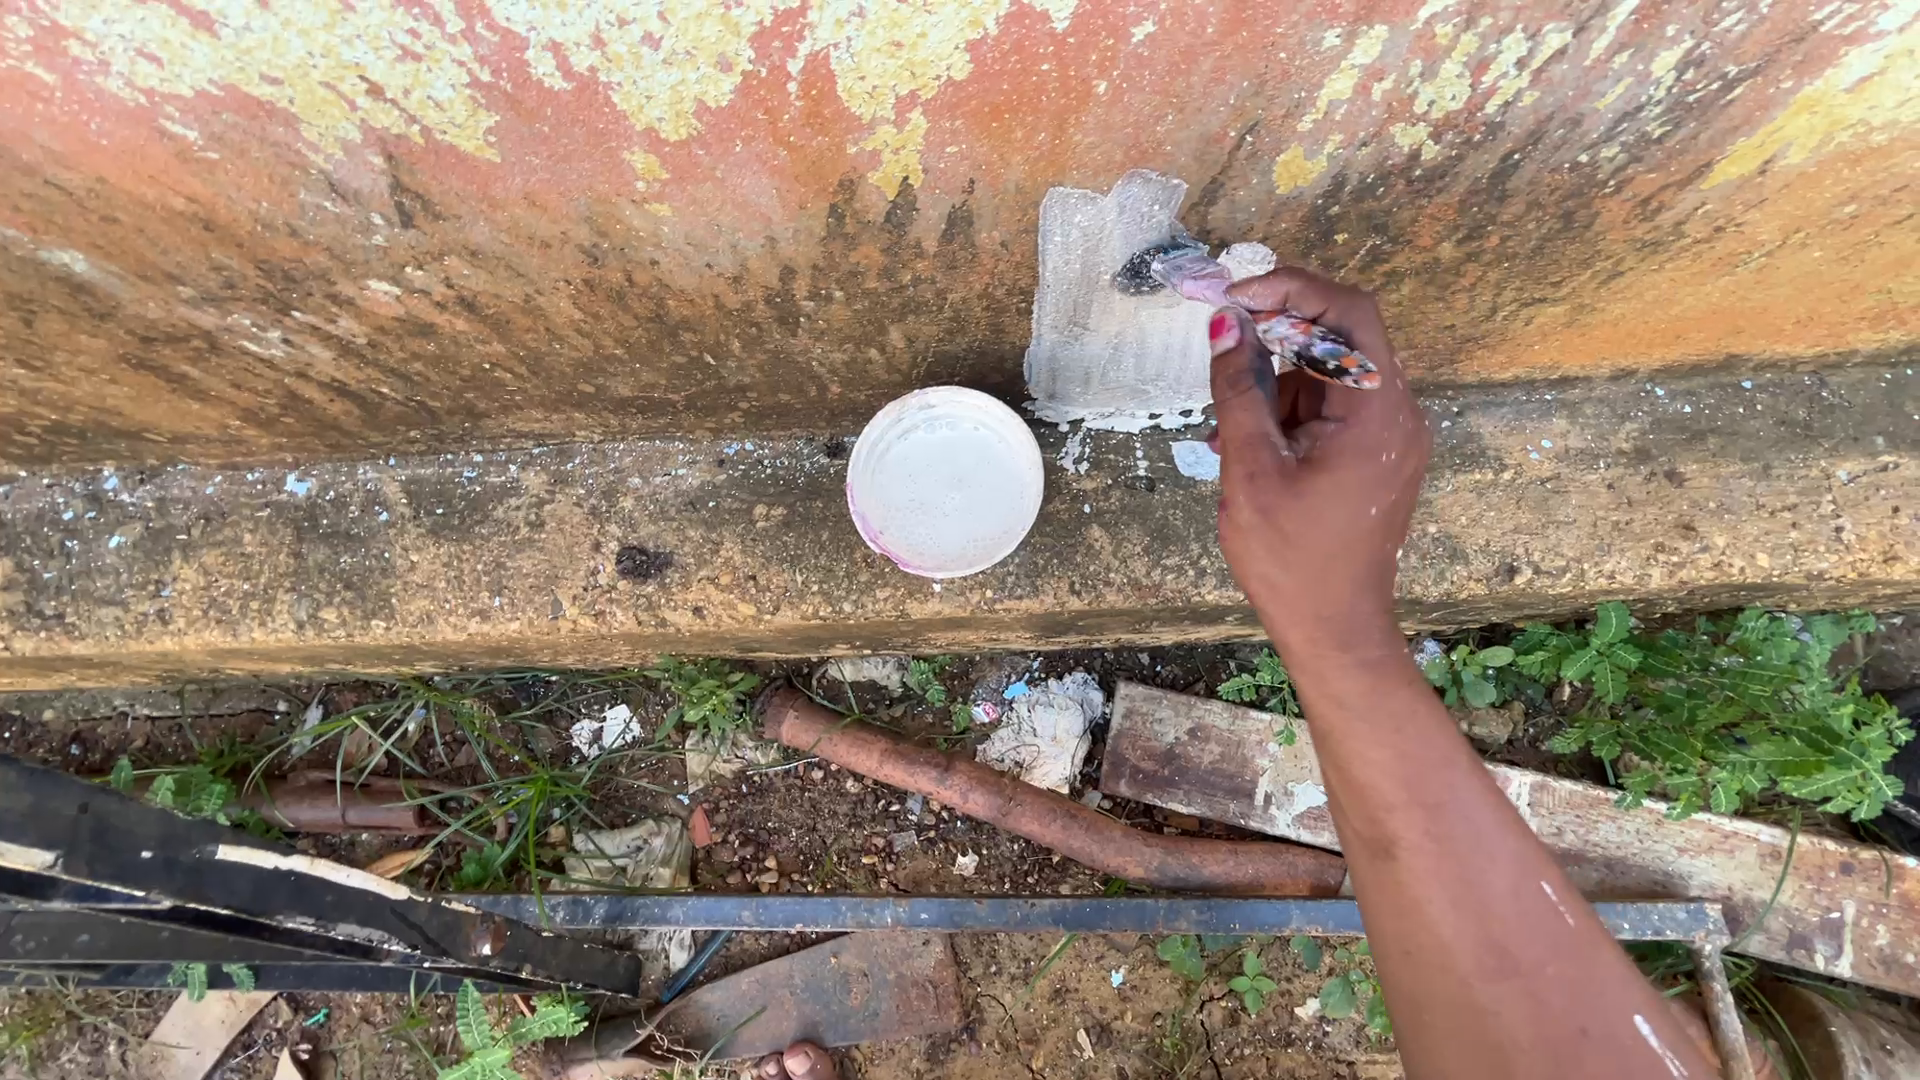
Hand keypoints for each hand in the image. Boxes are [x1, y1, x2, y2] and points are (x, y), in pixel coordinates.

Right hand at [1207, 268, 1429, 660]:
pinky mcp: (1375, 459)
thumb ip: (1238, 391)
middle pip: (1339, 342)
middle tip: (1222, 361)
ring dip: (1273, 389)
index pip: (1347, 312)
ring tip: (1225, 437)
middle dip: (1275, 344)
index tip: (1235, 299)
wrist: (1333, 628)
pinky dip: (1287, 418)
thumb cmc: (1289, 556)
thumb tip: (1226, 324)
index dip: (1291, 289)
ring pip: (1328, 380)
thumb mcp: (1251, 469)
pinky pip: (1330, 414)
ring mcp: (1389, 438)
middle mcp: (1396, 414)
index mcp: (1375, 410)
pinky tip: (1249, 452)